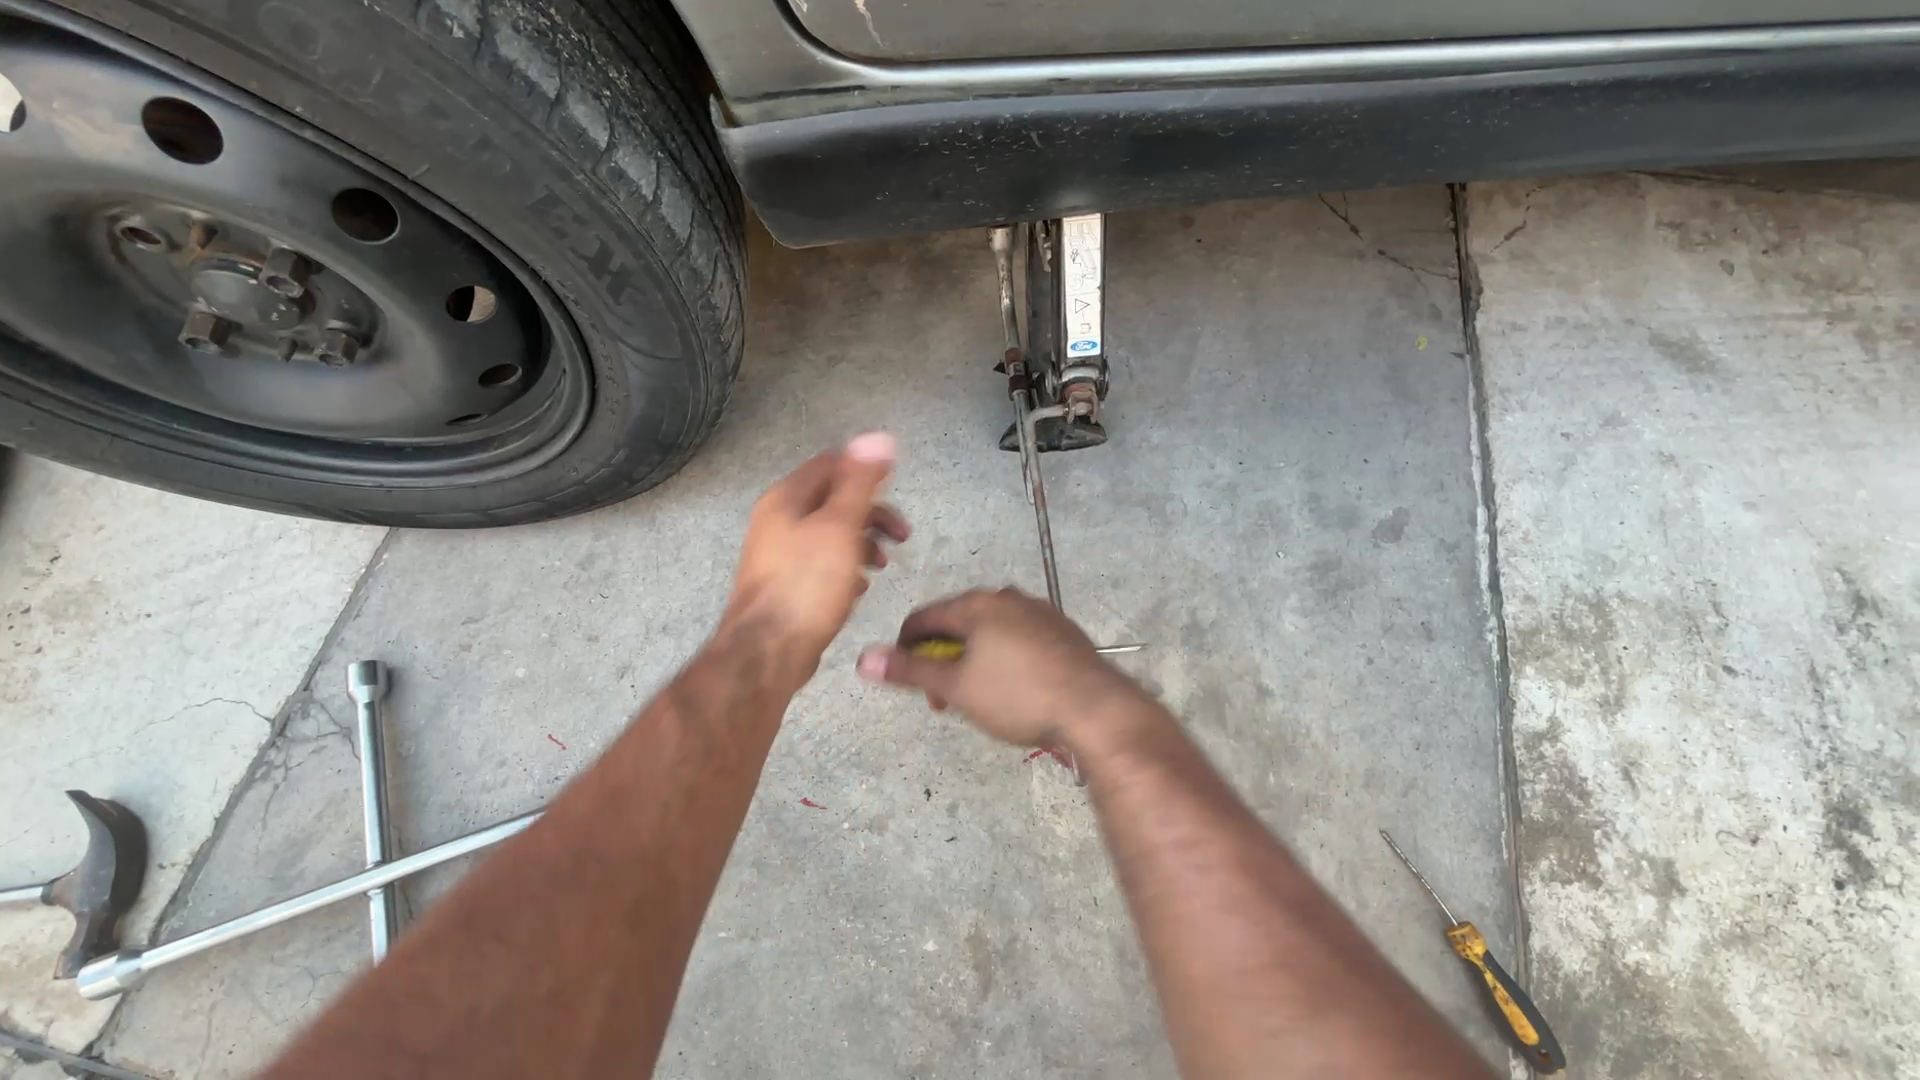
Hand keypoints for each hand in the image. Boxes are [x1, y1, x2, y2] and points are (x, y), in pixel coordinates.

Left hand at [725, 433, 909, 668]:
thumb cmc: (807, 585)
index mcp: (787, 498)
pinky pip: (820, 564)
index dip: (867, 473)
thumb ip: (859, 482)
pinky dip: (844, 568)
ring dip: (861, 542)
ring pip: (828, 534)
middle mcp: (777, 520)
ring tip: (882, 565)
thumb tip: (878, 437)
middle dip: (870, 513)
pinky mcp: (784, 586)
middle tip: (900, 536)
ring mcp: (777, 555)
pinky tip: (858, 588)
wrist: (767, 651)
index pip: (832, 464)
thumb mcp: (841, 526)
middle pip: (832, 500)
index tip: (896, 495)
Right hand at [855, 588, 1148, 747]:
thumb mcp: (956, 687)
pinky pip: (1019, 640)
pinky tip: (1015, 691)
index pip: (922, 618)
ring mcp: (1040, 612)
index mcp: (976, 604)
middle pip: (957, 624)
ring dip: (972, 662)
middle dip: (942, 660)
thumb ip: (910, 670)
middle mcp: (1007, 597)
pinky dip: (1004, 660)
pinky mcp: (1064, 632)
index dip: (904, 649)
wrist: (1095, 709)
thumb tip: (863, 658)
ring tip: (978, 699)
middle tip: (943, 700)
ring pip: (989, 632)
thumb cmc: (1018, 695)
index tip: (908, 682)